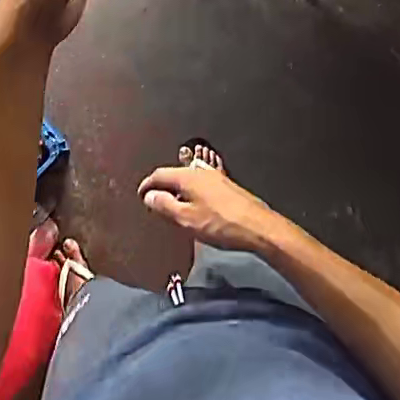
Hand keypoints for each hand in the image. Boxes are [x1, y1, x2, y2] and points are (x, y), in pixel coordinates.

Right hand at [138, 160, 288, 255]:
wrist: (259, 227)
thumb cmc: (220, 224)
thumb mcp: (186, 219)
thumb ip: (165, 206)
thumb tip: (149, 196)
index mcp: (187, 177)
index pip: (160, 174)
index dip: (147, 185)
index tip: (141, 195)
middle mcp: (200, 172)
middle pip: (174, 175)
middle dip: (162, 187)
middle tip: (154, 203)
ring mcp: (215, 178)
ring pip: (188, 180)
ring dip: (177, 191)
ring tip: (172, 207)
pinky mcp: (226, 187)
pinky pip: (200, 186)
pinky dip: (191, 194)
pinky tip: (195, 208)